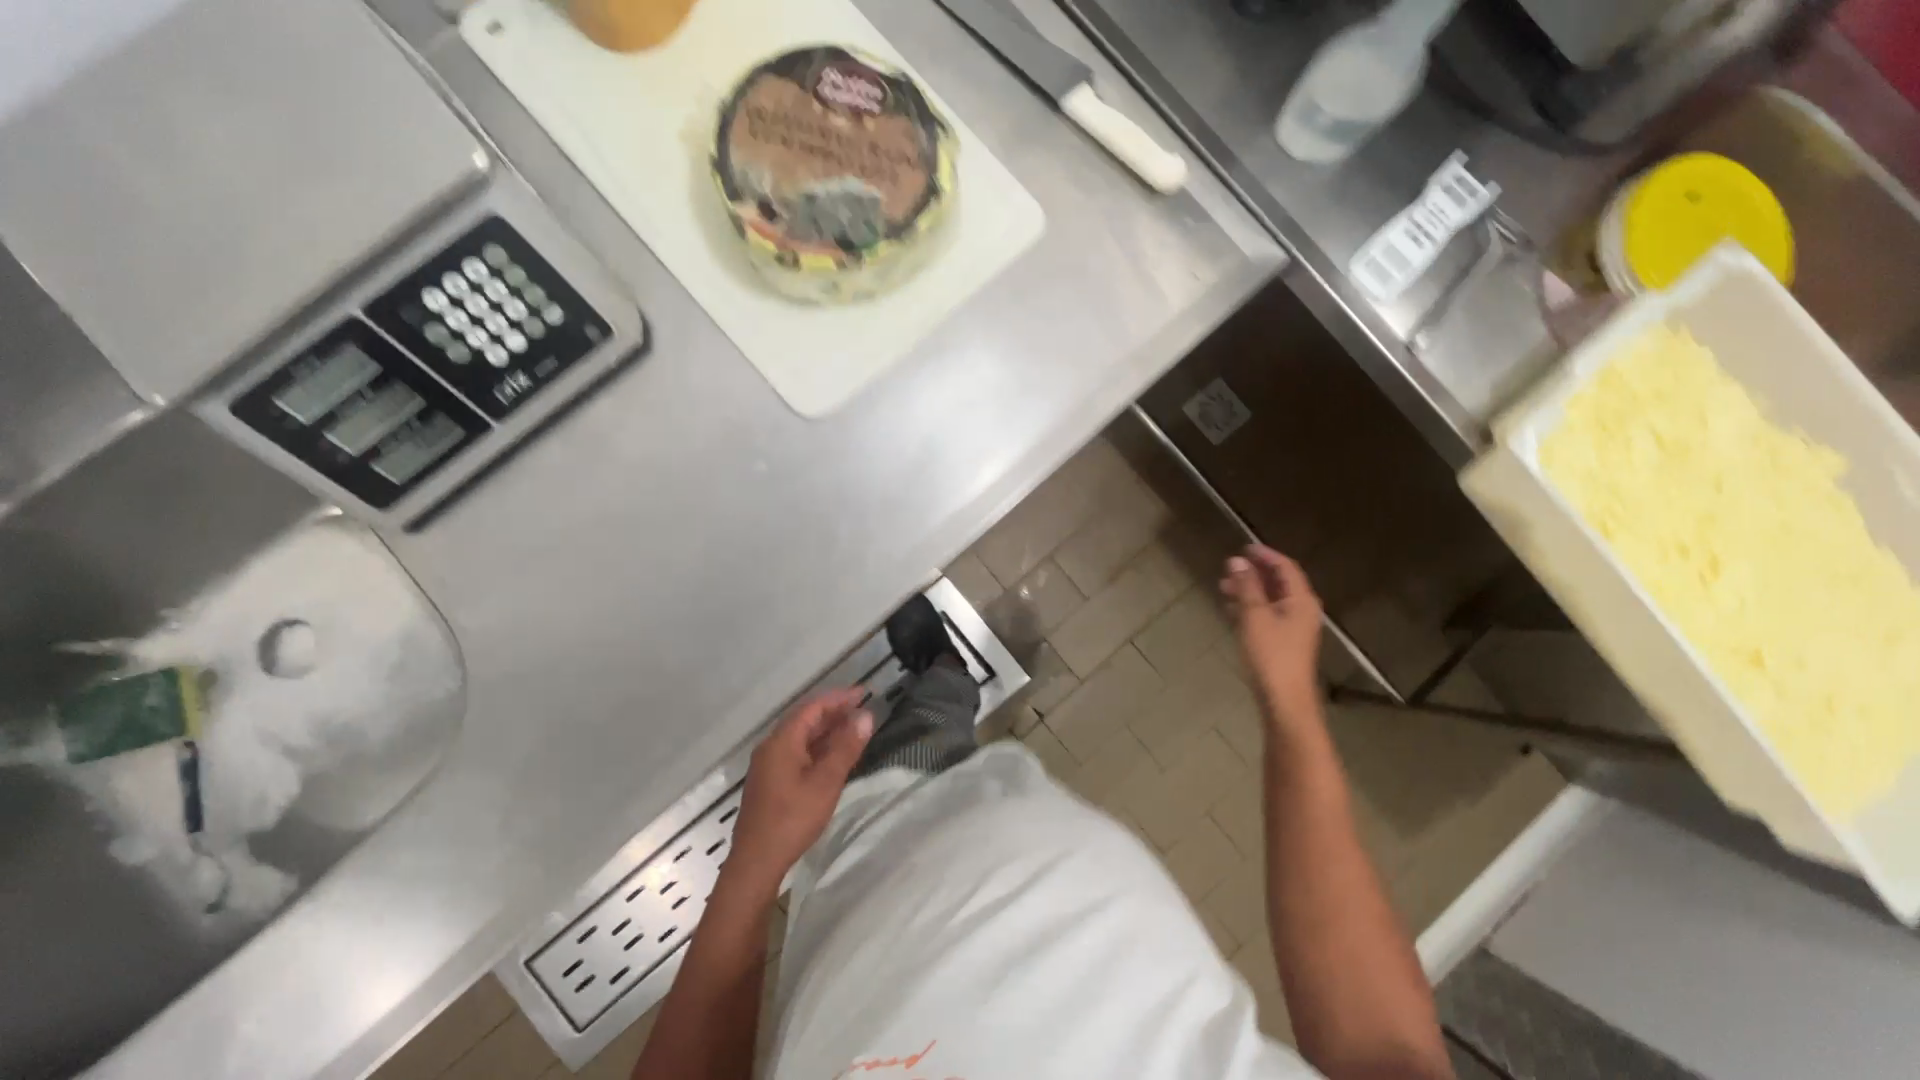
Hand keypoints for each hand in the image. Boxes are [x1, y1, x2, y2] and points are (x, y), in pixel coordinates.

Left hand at [726, 688, 874, 895]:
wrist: (757, 861)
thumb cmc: (792, 818)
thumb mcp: (826, 782)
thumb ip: (846, 748)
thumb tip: (865, 716)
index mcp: (782, 741)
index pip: (812, 707)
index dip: (839, 698)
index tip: (864, 693)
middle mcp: (771, 748)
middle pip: (805, 721)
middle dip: (834, 713)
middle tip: (863, 710)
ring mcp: (768, 766)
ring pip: (801, 739)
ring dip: (827, 732)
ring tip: (854, 729)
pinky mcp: (770, 783)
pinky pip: (797, 754)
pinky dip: (818, 749)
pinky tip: (833, 757)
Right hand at [1220, 545, 1323, 723]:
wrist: (1284, 699)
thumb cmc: (1271, 655)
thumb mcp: (1254, 616)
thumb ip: (1246, 587)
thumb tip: (1237, 561)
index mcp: (1301, 600)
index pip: (1285, 568)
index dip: (1265, 555)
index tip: (1243, 548)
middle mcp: (1302, 611)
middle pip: (1280, 583)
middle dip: (1255, 574)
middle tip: (1229, 570)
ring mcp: (1295, 629)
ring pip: (1272, 601)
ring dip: (1251, 591)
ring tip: (1224, 588)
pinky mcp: (1285, 644)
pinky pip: (1269, 616)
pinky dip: (1252, 609)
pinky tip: (1233, 611)